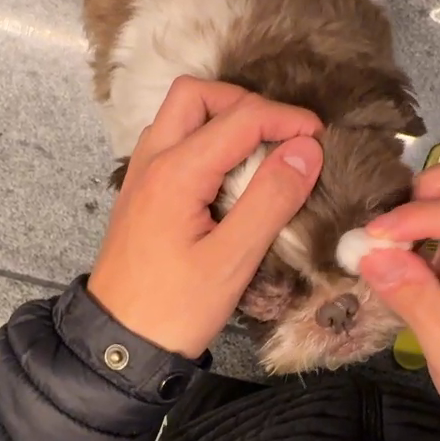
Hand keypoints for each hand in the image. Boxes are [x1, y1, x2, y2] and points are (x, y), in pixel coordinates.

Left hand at [88, 77, 324, 356]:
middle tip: (282, 135)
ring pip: (179, 117)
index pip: (240, 117)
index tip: (320, 139)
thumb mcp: (232, 260)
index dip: (286, 119)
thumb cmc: (176, 309)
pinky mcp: (140, 196)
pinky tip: (228, 175)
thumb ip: (270, 200)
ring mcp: (140, 177)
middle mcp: (152, 161)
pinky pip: (171, 144)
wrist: (119, 344)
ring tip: (260, 151)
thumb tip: (306, 151)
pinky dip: (204, 141)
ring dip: (221, 119)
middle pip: (196, 96)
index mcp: (176, 172)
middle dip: (245, 103)